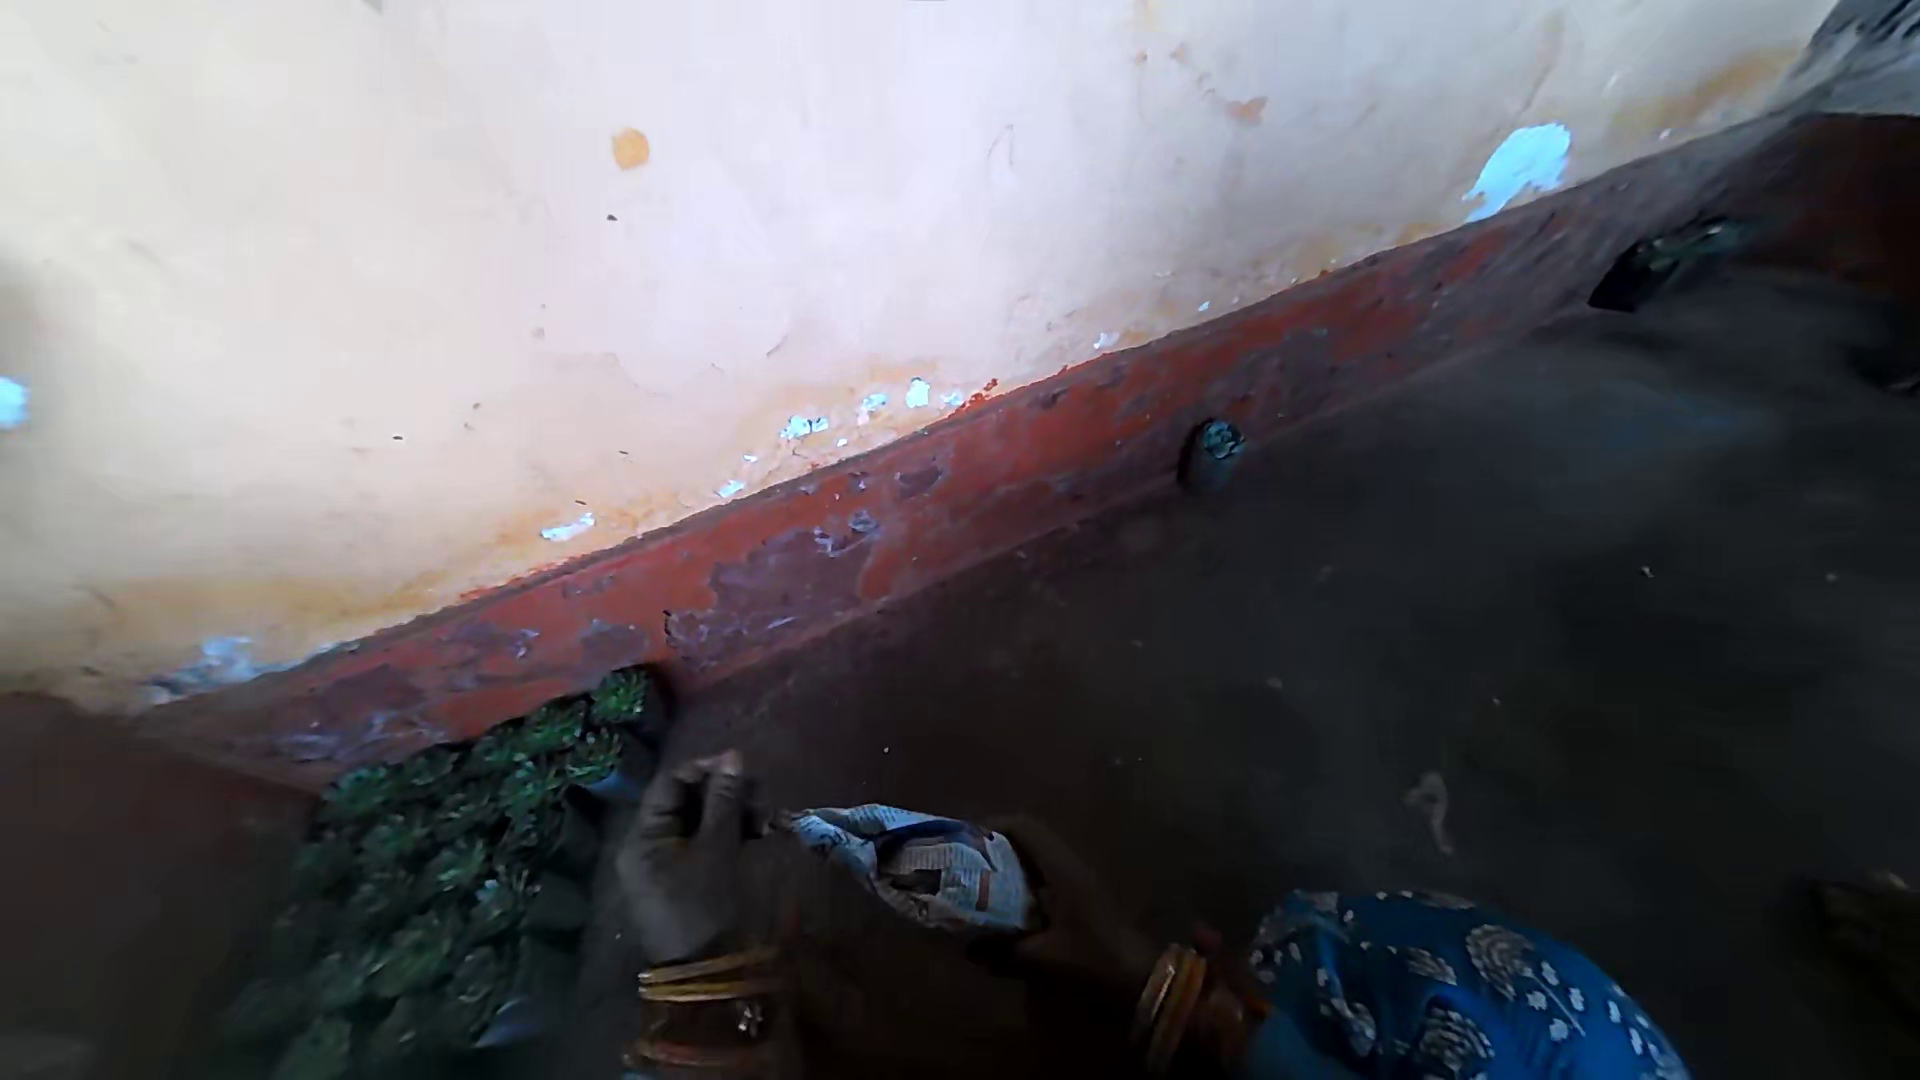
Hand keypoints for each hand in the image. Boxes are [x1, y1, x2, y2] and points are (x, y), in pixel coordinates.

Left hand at [616, 749, 752, 962]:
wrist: (705, 968)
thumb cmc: (704, 904)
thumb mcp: (718, 847)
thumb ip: (725, 799)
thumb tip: (734, 756)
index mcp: (645, 836)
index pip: (671, 783)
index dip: (705, 767)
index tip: (740, 763)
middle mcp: (653, 842)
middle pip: (691, 798)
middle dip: (730, 791)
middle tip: (762, 793)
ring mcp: (672, 857)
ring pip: (707, 815)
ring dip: (740, 810)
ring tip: (771, 817)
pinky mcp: (692, 870)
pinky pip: (714, 836)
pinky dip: (739, 830)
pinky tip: (766, 830)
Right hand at [987, 816, 1159, 1005]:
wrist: (1138, 974)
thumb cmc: (1092, 957)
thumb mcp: (1044, 957)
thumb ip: (1004, 951)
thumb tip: (967, 948)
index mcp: (1059, 866)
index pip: (1024, 827)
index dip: (995, 825)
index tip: (968, 837)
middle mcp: (1067, 861)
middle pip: (1028, 834)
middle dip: (997, 840)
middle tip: (970, 856)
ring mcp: (1075, 874)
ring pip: (1037, 851)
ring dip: (1010, 856)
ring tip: (981, 874)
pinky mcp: (1078, 889)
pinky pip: (1044, 868)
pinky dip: (1023, 873)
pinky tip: (1008, 897)